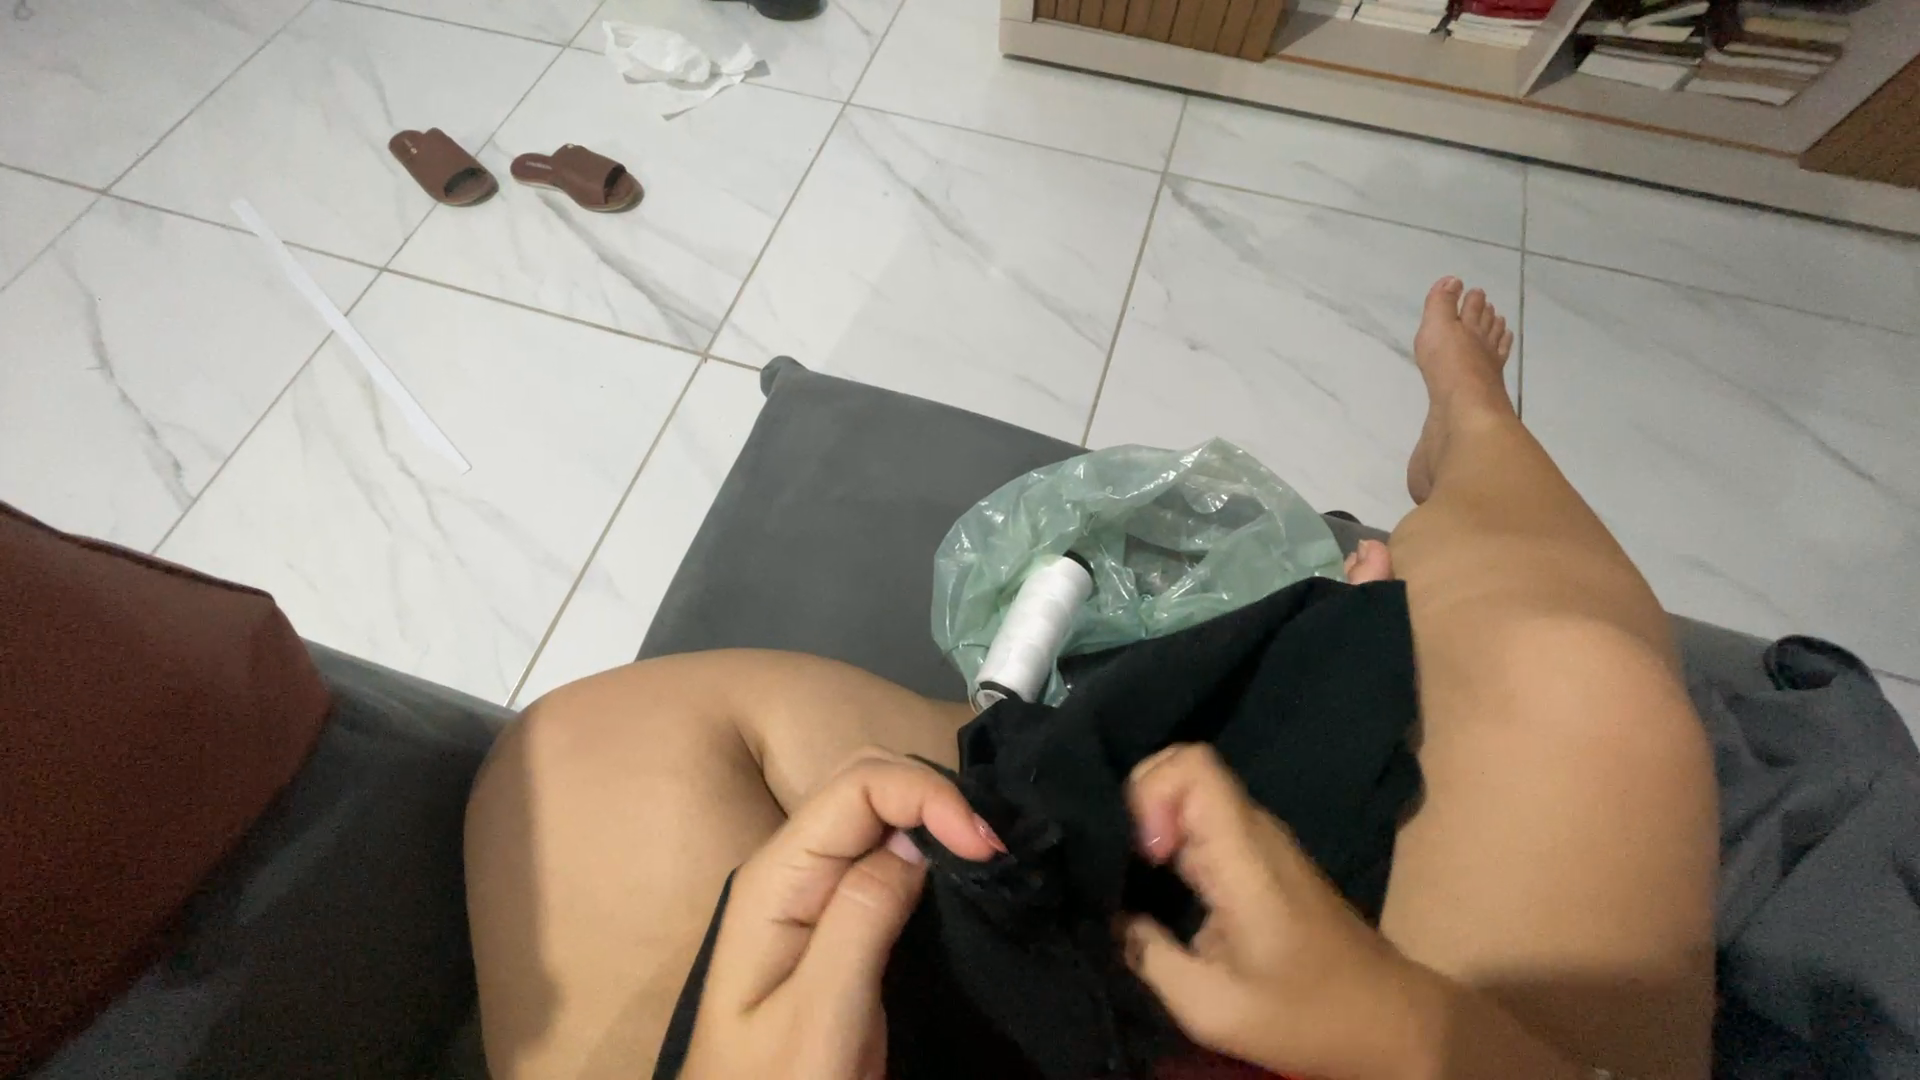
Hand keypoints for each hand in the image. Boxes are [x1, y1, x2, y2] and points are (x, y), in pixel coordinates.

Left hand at [679, 749, 1002, 1079]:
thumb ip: (861, 917)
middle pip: (865, 778)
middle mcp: (793, 863)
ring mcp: (814, 883)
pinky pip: (886, 846)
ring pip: (878, 804)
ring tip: (987, 848)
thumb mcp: (819, 1018)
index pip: (856, 786)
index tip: (984, 844)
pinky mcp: (839, 908)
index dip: (925, 793)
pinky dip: (930, 837)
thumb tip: (915, 840)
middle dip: (933, 791)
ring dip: (935, 808)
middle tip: (991, 844)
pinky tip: (959, 860)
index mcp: (776, 877)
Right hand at [1122, 745, 1442, 1079]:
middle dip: (1140, 802)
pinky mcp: (1256, 855)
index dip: (1152, 789)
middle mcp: (1252, 830)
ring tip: (1134, 871)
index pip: (1194, 765)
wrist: (1391, 1024)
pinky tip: (1158, 880)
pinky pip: (1199, 818)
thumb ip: (1150, 959)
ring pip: (1188, 790)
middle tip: (1131, 860)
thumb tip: (1112, 918)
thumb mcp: (1215, 1009)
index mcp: (1245, 853)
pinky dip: (1168, 833)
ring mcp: (1257, 839)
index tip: (1146, 851)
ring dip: (1151, 818)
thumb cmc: (1308, 1016)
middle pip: (1182, 768)